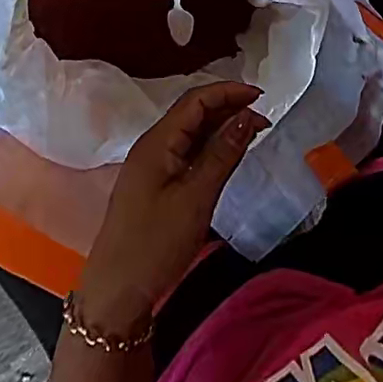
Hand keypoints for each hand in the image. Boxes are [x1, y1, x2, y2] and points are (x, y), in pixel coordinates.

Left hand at [74, 82, 268, 336]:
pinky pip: (187, 151)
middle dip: (228, 107)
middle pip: (192, 112)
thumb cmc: (156, 243)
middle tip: (265, 117)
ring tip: (254, 131)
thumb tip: (248, 116)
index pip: (195, 100)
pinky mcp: (156, 182)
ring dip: (221, 127)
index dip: (228, 91)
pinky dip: (210, 147)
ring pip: (191, 132)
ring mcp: (153, 163)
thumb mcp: (196, 198)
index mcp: (157, 141)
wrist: (117, 290)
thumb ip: (222, 154)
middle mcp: (153, 144)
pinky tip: (229, 154)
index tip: (262, 96)